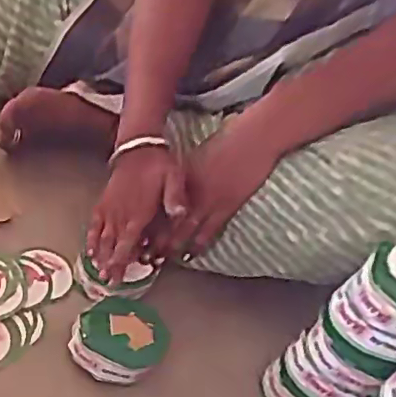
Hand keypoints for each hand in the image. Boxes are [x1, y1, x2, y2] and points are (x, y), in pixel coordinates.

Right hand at [87, 145, 188, 282]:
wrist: (138, 148)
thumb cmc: (158, 165)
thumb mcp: (174, 177)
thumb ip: (175, 198)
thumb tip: (180, 215)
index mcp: (137, 214)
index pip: (126, 245)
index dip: (121, 263)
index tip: (117, 277)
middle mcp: (120, 216)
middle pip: (112, 248)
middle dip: (110, 266)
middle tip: (108, 283)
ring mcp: (109, 211)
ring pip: (102, 240)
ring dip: (100, 258)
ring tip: (98, 273)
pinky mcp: (103, 205)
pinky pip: (94, 226)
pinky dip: (91, 240)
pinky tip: (90, 253)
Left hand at [155, 116, 283, 260]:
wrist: (257, 136)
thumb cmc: (231, 139)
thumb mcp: (199, 155)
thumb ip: (187, 175)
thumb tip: (178, 190)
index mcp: (182, 179)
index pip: (160, 207)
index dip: (149, 223)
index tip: (139, 237)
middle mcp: (190, 193)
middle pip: (168, 222)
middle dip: (155, 241)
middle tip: (144, 256)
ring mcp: (208, 202)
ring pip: (184, 230)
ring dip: (172, 247)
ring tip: (161, 261)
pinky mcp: (226, 207)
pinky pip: (208, 232)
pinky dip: (198, 245)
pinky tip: (190, 256)